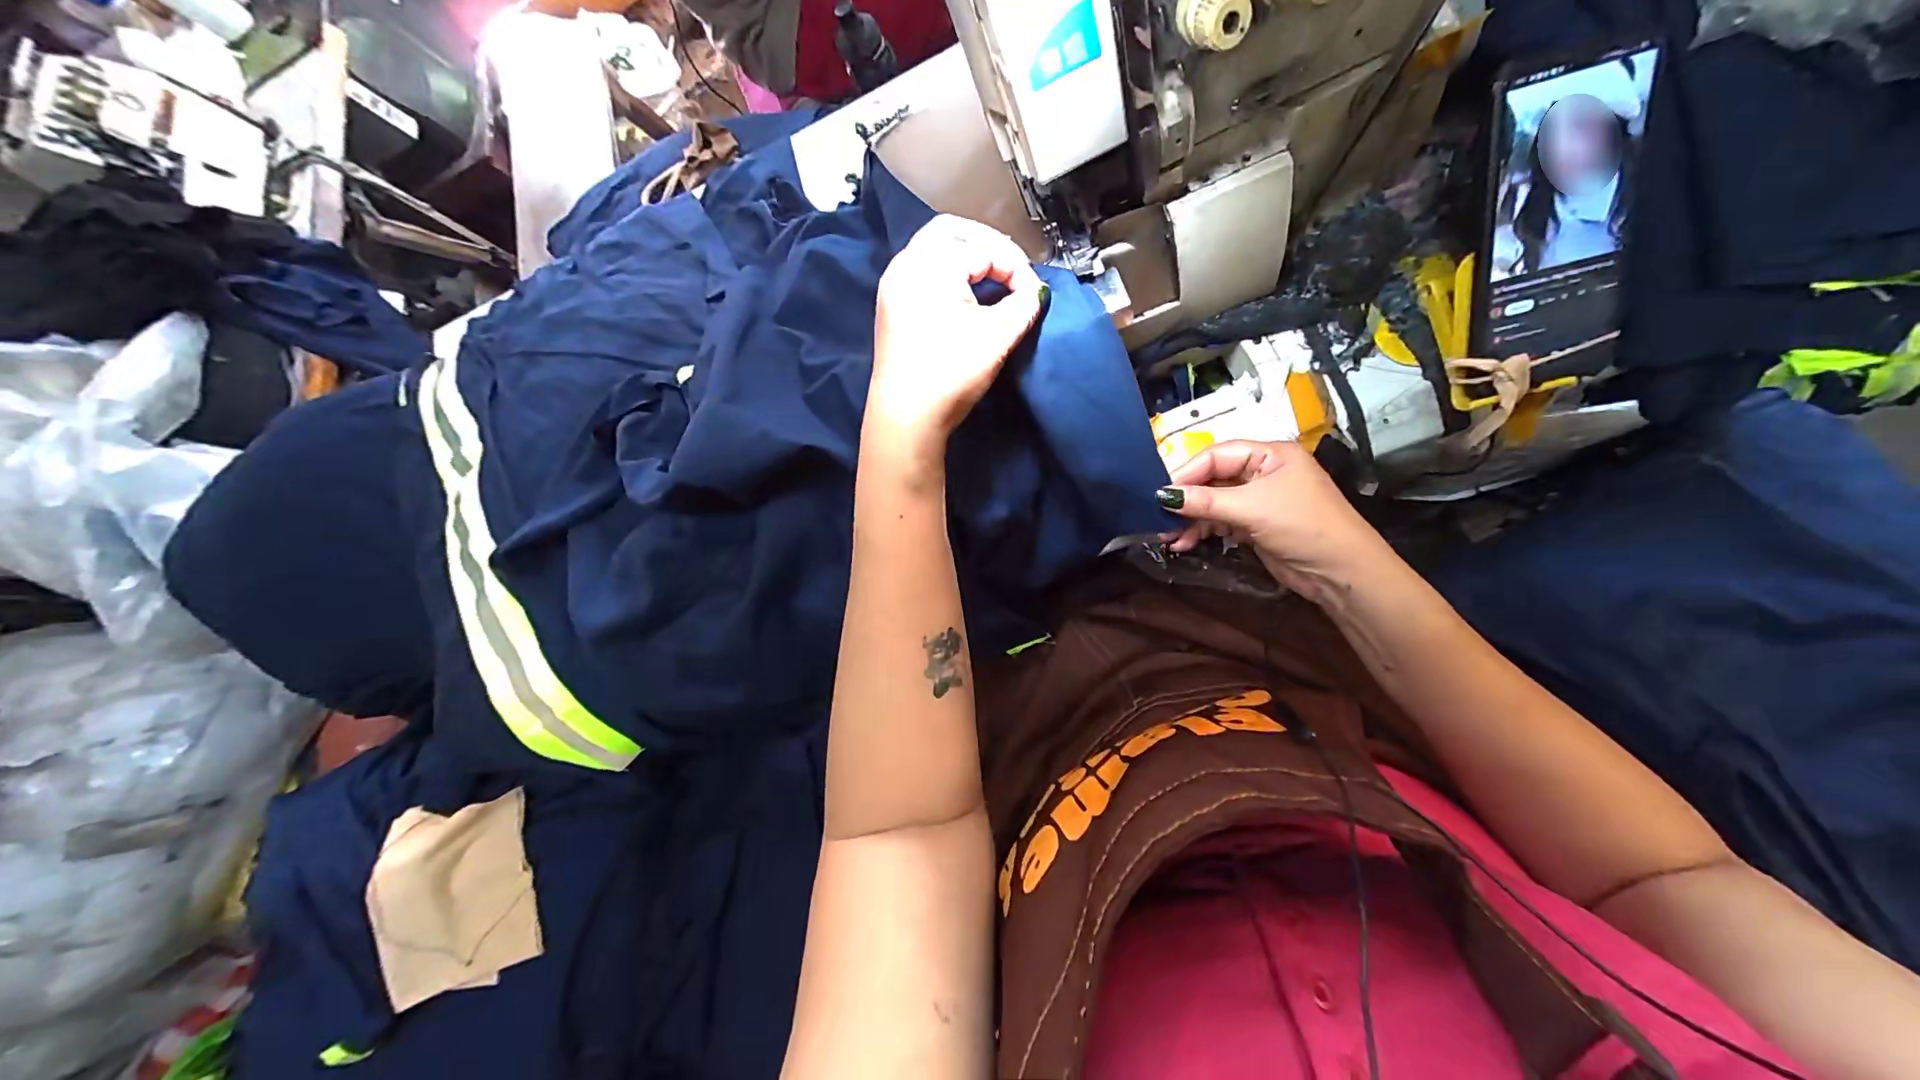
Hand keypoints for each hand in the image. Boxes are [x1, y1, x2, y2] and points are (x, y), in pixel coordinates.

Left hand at [864, 216, 1048, 473]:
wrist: (906, 417)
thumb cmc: (950, 372)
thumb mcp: (999, 335)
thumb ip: (1024, 305)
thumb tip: (1033, 293)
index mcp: (932, 262)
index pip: (986, 248)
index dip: (1017, 268)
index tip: (1032, 295)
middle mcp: (906, 265)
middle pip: (953, 232)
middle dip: (988, 246)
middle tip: (1012, 270)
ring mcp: (893, 286)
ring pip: (933, 251)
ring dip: (966, 258)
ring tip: (993, 282)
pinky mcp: (890, 308)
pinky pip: (921, 273)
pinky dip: (947, 275)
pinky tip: (965, 299)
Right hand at [1159, 440, 1401, 602]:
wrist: (1342, 572)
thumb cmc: (1304, 526)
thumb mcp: (1251, 509)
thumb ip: (1205, 501)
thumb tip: (1162, 495)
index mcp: (1270, 454)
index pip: (1217, 455)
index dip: (1187, 473)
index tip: (1159, 493)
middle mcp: (1262, 472)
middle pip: (1212, 479)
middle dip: (1186, 499)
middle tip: (1158, 516)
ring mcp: (1258, 499)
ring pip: (1213, 503)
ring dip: (1191, 519)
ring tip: (1168, 536)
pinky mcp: (1255, 524)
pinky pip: (1220, 521)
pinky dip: (1203, 531)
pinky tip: (1184, 543)